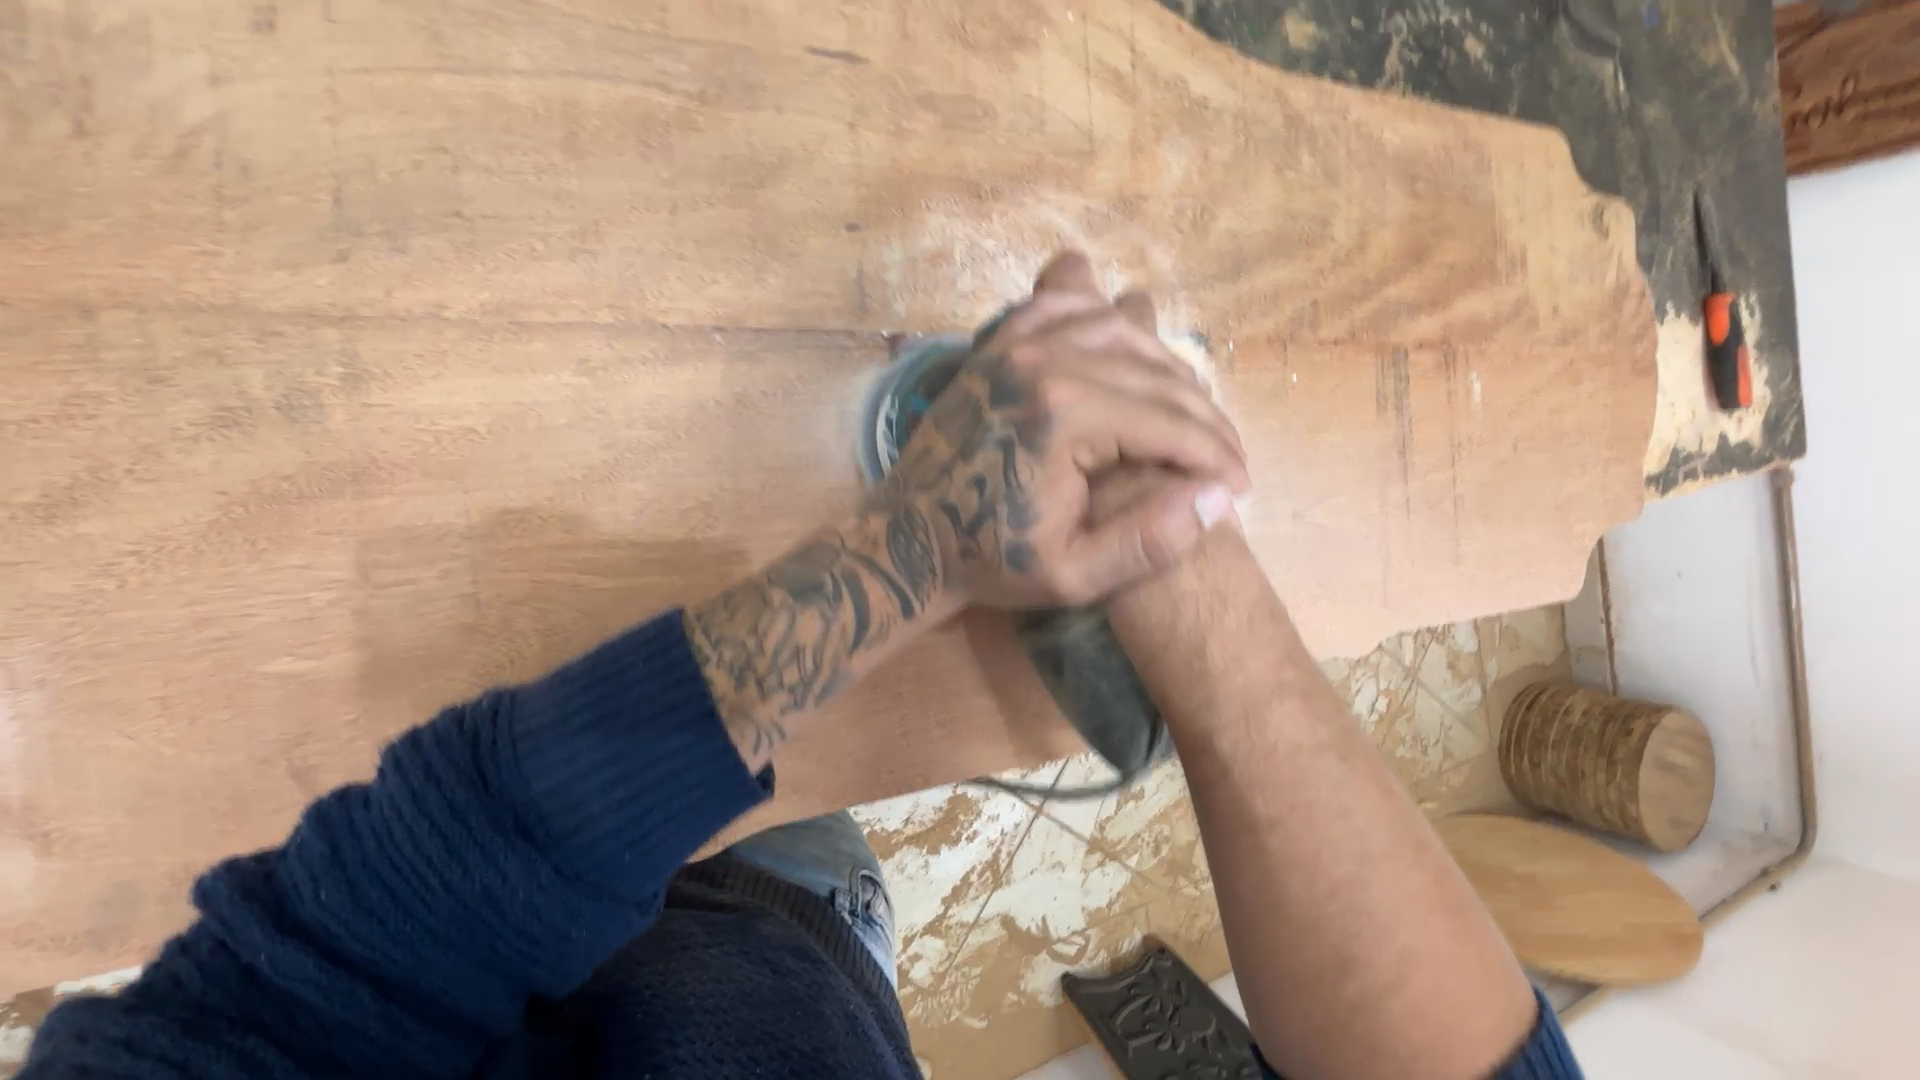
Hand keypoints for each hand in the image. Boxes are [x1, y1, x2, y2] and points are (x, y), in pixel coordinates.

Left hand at [872, 251, 1249, 607]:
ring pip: (1123, 335)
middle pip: (1156, 376)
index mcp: (1066, 416)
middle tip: (1225, 460)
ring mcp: (1016, 345)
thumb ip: (1150, 540)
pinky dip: (1107, 323)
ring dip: (1168, 373)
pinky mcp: (998, 345)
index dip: (1217, 457)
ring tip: (1191, 417)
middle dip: (1204, 420)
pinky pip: (1066, 310)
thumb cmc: (990, 561)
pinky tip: (1131, 349)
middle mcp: (1045, 363)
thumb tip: (1218, 496)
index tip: (1240, 489)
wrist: (909, 538)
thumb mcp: (1074, 575)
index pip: (1172, 424)